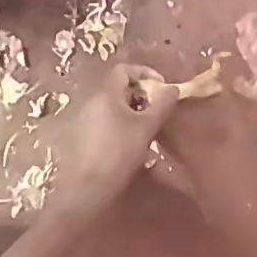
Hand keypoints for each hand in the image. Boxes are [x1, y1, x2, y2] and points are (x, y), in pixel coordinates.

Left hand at [51, 63, 180, 217]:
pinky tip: (132, 142)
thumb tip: (172, 88)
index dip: (144, 73)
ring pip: (113, 105)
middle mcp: (92, 101)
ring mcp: (85, 119)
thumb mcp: (146, 127)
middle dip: (141, 94)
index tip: (161, 87)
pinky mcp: (83, 135)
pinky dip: (122, 122)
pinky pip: (106, 119)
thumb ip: (162, 105)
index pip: (123, 70)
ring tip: (148, 127)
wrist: (88, 186)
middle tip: (158, 109)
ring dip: (133, 110)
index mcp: (106, 94)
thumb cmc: (119, 152)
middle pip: (119, 87)